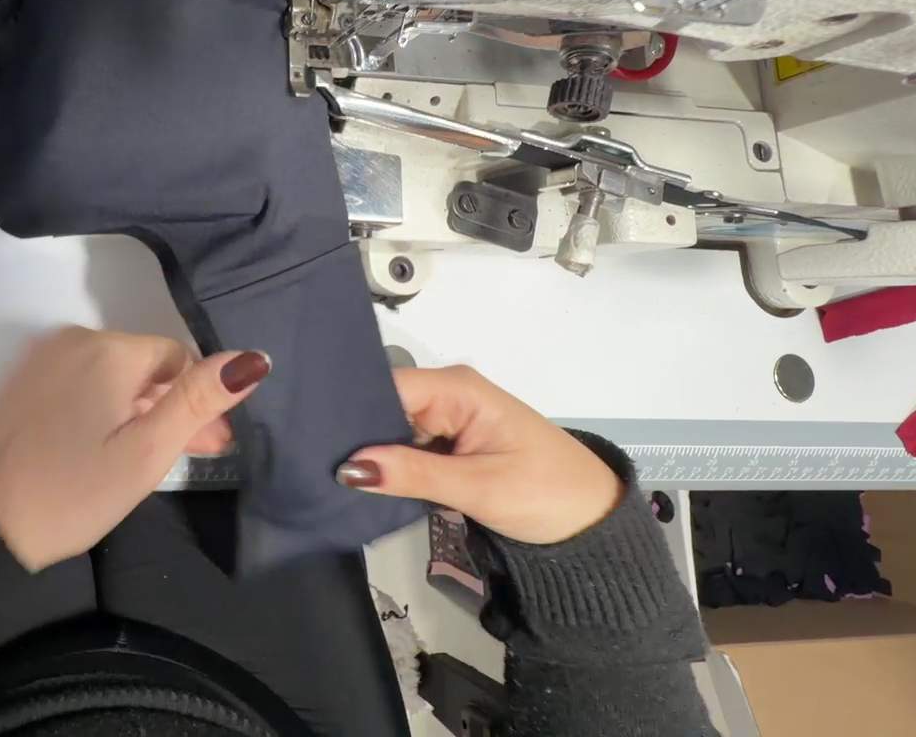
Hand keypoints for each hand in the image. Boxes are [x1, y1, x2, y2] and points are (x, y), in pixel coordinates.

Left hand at [0, 328, 269, 570]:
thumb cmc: (74, 491)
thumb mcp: (145, 452)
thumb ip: (197, 400)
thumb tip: (252, 357)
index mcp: (108, 349)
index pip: (175, 358)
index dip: (196, 399)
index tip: (209, 443)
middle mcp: (74, 338)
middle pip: (142, 366)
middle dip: (170, 405)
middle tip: (192, 454)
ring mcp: (42, 357)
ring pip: (110, 375)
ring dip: (138, 407)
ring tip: (153, 454)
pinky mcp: (22, 379)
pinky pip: (78, 382)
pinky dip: (101, 406)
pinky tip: (109, 442)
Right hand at [335, 366, 621, 544]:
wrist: (596, 529)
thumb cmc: (548, 496)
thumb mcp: (478, 488)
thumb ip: (412, 475)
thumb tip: (349, 468)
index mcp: (458, 388)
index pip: (388, 386)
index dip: (354, 410)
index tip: (319, 438)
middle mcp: (448, 392)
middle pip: (385, 404)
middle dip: (359, 433)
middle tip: (320, 461)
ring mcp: (448, 416)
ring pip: (392, 426)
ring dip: (373, 451)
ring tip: (332, 471)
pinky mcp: (449, 439)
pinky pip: (406, 443)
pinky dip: (390, 461)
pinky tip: (365, 476)